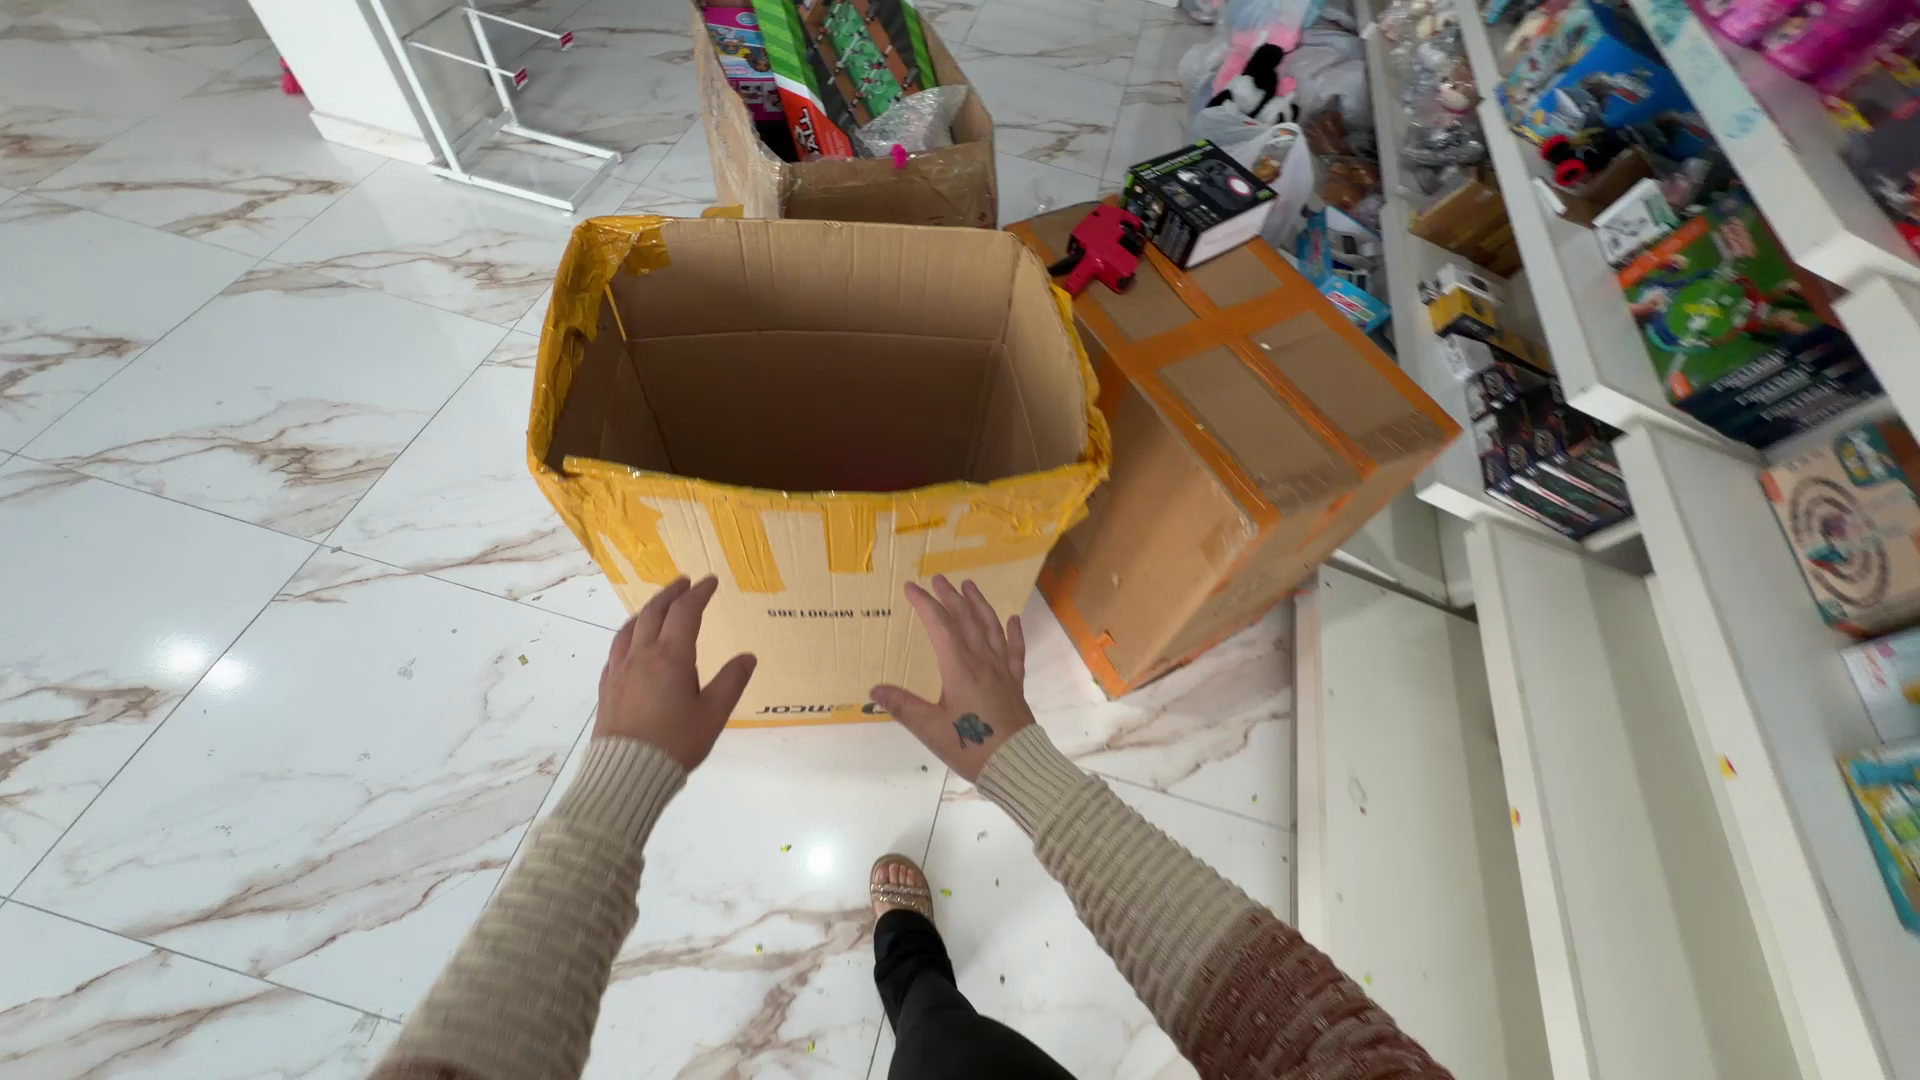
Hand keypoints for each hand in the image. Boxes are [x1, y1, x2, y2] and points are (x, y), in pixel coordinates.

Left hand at [595, 575, 756, 770]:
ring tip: (659, 606)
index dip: (699, 594)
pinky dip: (630, 634)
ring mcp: (619, 671)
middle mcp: (642, 656)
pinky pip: (617, 649)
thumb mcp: (713, 714)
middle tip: (684, 583)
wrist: (626, 774)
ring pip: (631, 628)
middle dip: (671, 594)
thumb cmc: (675, 743)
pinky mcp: (607, 688)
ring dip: (648, 610)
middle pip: (654, 612)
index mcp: (671, 657)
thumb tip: (747, 657)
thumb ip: (731, 682)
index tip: (710, 582)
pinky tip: (633, 643)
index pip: (685, 613)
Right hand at [870, 575, 1034, 781]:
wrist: (1016, 765)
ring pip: (991, 628)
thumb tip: (874, 690)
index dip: (925, 604)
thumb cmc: (971, 747)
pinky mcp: (1015, 683)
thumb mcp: (931, 730)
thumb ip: (903, 706)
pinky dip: (1014, 633)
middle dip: (950, 597)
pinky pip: (1015, 651)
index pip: (940, 627)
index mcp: (960, 669)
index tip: (910, 588)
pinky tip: (1014, 620)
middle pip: (966, 620)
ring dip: (979, 605)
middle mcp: (983, 662)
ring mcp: (1002, 670)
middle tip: (938, 579)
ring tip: (970, 586)